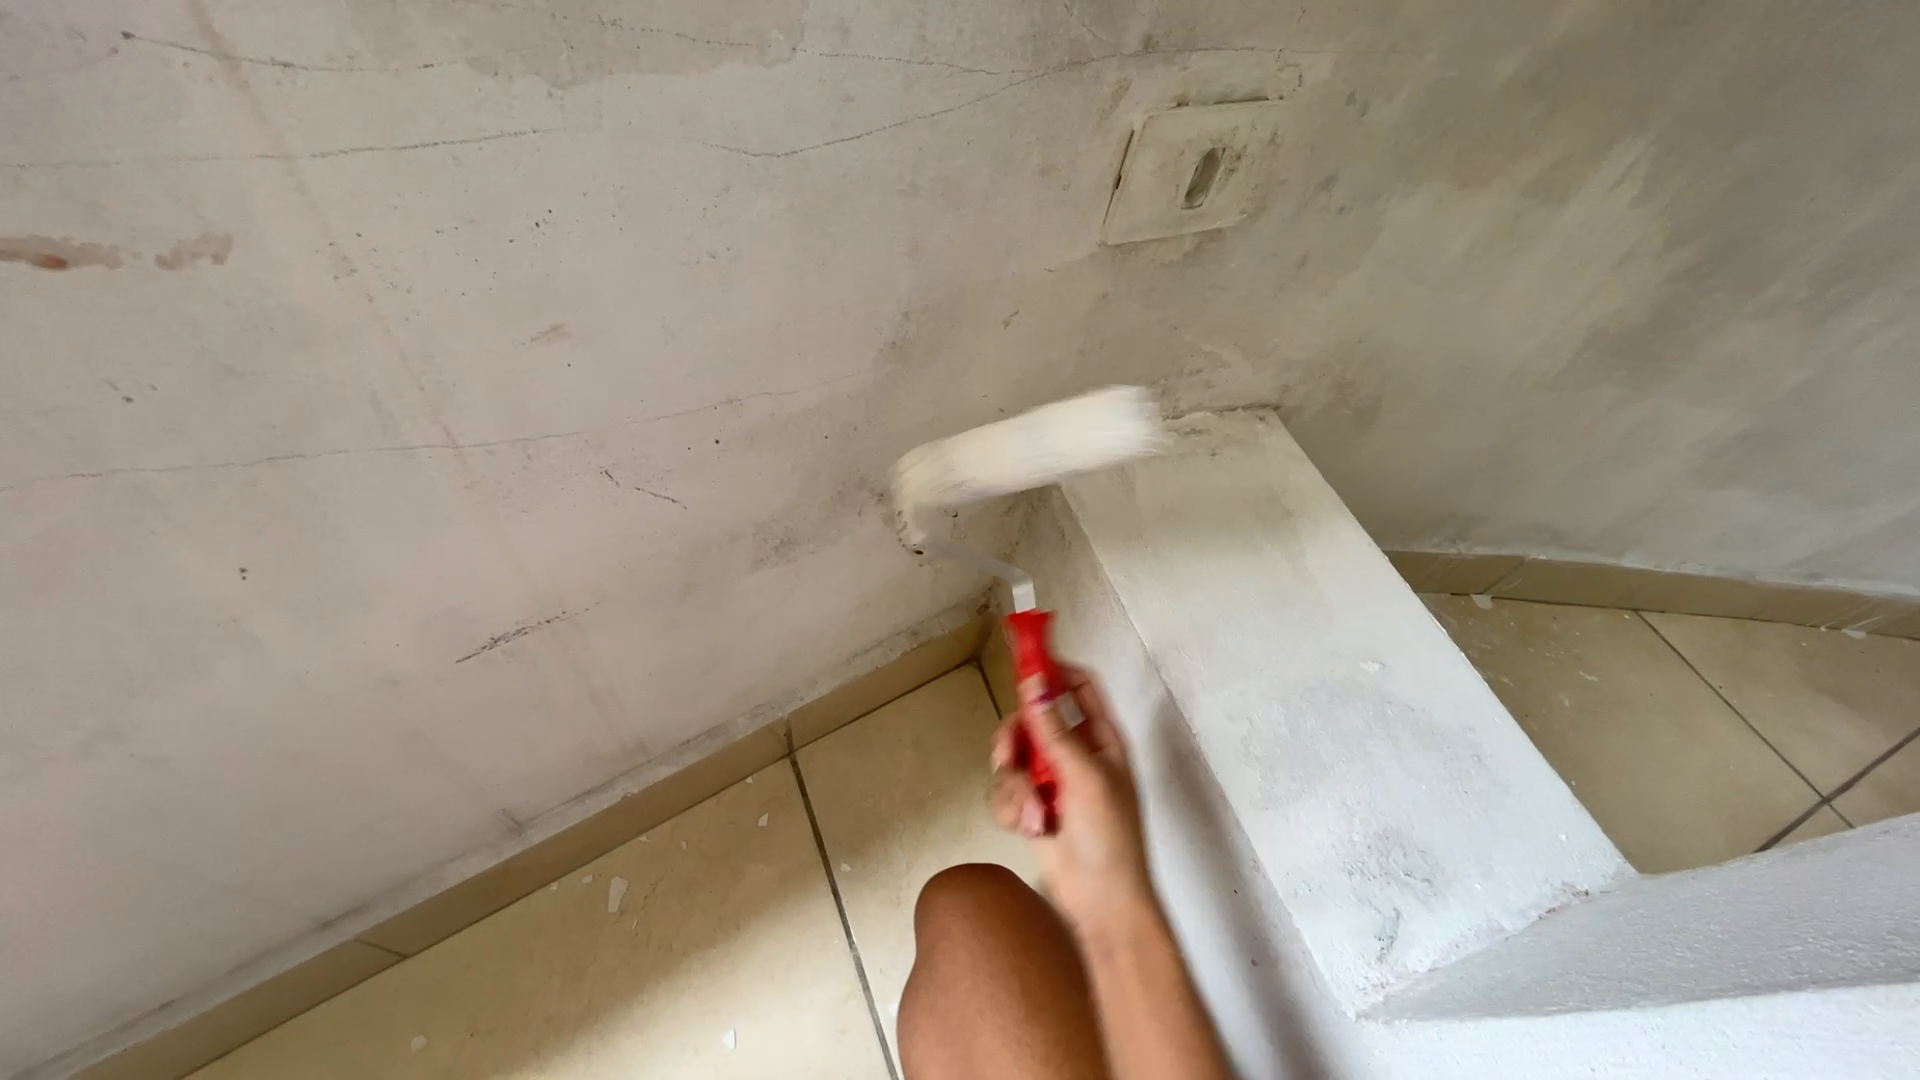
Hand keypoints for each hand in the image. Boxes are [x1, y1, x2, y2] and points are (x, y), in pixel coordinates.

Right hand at [990, 665, 1155, 940]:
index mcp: (1100, 737)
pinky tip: (1029, 827)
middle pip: (1031, 718)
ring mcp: (1051, 779)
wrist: (1099, 902)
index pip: (1077, 686)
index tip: (1023, 660)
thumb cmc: (1110, 837)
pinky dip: (1012, 809)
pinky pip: (1005, 789)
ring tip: (1033, 813)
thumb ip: (1054, 729)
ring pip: (1012, 756)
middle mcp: (1074, 752)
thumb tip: (1035, 683)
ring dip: (1016, 787)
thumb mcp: (1084, 776)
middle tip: (1009, 755)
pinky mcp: (1031, 805)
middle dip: (1016, 740)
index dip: (1053, 669)